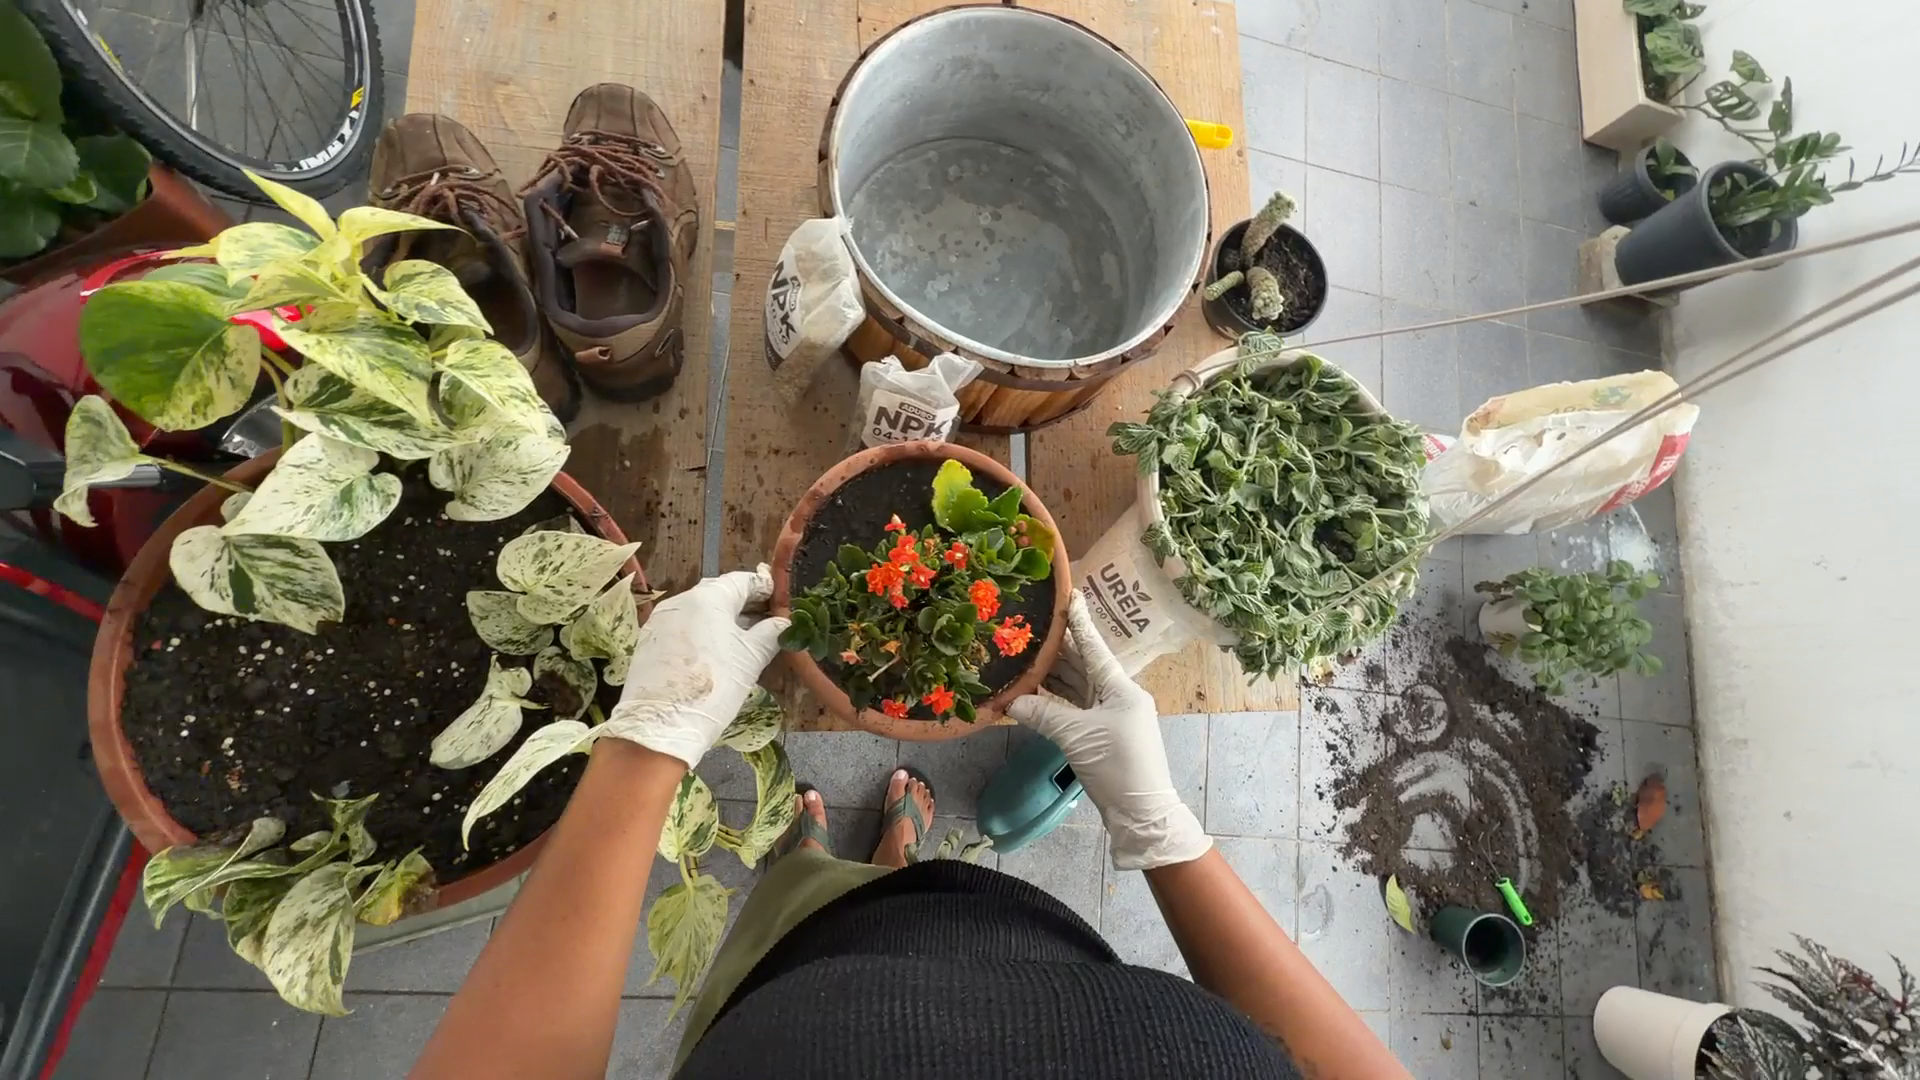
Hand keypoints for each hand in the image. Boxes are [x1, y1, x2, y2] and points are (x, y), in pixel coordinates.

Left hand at [601, 565, 790, 768]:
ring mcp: (661, 621)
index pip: (741, 581)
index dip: (764, 588)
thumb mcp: (752, 658)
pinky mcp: (649, 641)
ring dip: (723, 619)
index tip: (780, 599)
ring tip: (744, 638)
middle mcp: (681, 601)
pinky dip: (703, 632)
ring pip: (699, 611)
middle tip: (766, 619)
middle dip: (744, 604)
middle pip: (718, 593)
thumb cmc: (716, 685)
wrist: (662, 726)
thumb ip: (771, 633)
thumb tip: (783, 622)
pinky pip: (684, 627)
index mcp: (707, 598)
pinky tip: (716, 651)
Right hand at [1007, 594, 1210, 869]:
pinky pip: (1074, 708)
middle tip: (1028, 631)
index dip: (1079, 621)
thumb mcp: (1077, 737)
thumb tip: (1009, 703)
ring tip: (1023, 658)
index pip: (1093, 645)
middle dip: (1055, 649)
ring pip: (1076, 686)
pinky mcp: (1102, 733)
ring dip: (1052, 676)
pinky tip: (1033, 694)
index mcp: (1119, 686)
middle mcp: (1116, 694)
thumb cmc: (1118, 766)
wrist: (1142, 813)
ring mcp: (1110, 714)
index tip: (1069, 595)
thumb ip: (1043, 715)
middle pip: (1082, 664)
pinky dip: (1055, 702)